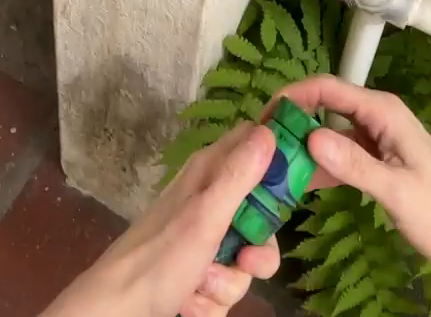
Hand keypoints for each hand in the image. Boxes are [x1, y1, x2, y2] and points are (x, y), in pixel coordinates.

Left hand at [44, 121, 282, 316]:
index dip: (283, 155)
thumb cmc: (160, 258)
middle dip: (257, 248)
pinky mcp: (201, 271)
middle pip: (262, 214)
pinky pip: (230, 283)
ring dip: (230, 281)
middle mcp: (210, 199)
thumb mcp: (204, 215)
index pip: (256, 143)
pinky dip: (214, 298)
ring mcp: (206, 238)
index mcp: (210, 172)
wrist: (119, 312)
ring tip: (202, 286)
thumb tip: (270, 131)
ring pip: (249, 256)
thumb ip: (239, 176)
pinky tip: (191, 302)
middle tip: (245, 258)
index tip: (311, 175)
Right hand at [271, 75, 430, 282]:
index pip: (328, 88)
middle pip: (324, 106)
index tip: (265, 117)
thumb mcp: (397, 191)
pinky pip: (340, 153)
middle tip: (264, 144)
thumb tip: (309, 136)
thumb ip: (353, 164)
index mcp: (383, 111)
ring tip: (274, 164)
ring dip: (304, 144)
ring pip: (329, 130)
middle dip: (294, 120)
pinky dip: (320, 164)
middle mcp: (377, 116)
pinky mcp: (376, 160)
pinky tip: (300, 181)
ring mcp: (376, 139)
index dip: (294, 96)